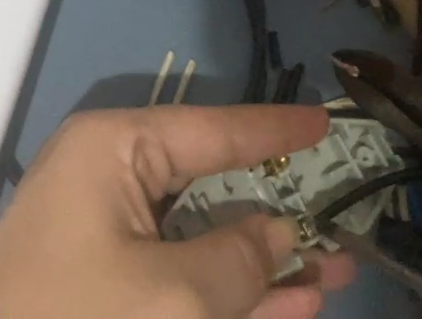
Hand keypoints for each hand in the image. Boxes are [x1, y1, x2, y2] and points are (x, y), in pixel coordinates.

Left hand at [0, 104, 355, 318]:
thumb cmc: (80, 317)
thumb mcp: (172, 294)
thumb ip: (236, 260)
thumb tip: (277, 232)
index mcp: (115, 149)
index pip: (210, 129)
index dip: (271, 129)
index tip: (324, 122)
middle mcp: (110, 175)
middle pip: (210, 181)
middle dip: (276, 205)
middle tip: (342, 212)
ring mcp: (106, 230)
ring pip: (203, 234)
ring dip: (265, 258)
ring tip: (339, 268)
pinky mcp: (105, 277)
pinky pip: (181, 271)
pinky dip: (230, 288)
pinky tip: (293, 302)